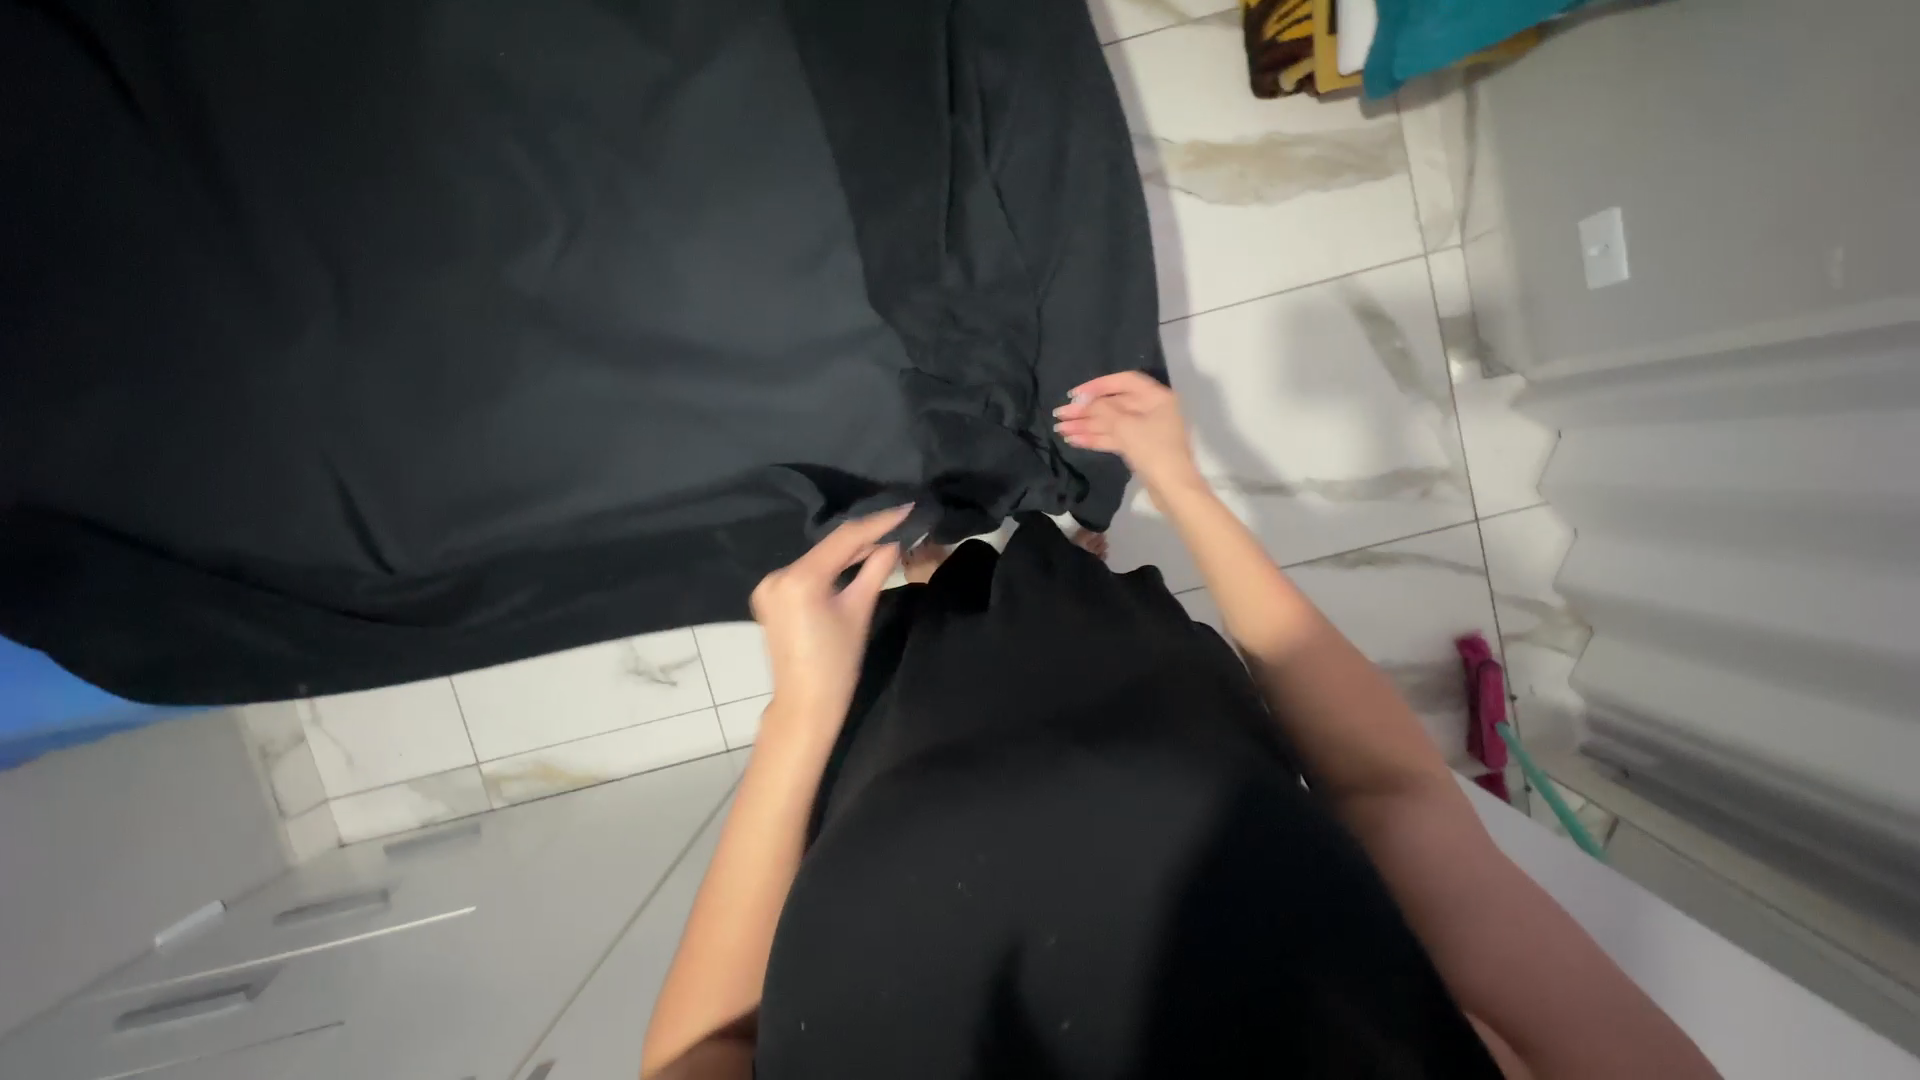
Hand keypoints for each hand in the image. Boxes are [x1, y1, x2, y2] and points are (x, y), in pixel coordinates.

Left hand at [751, 504, 910, 736]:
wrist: (805, 703)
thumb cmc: (837, 664)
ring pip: (818, 558)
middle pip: (828, 547)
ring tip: (884, 539)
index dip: (877, 523)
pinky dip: (830, 567)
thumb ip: (875, 570)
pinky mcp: (770, 597)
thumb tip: (893, 543)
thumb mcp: (859, 611)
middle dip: (864, 536)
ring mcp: (770, 586)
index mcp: (800, 579)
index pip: (844, 539)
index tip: (906, 509)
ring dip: (848, 551)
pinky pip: (806, 572)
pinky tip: (854, 560)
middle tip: (899, 523)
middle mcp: (778, 575)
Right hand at [1053, 371, 1201, 489]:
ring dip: (1086, 426)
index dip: (1097, 386)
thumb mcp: (1125, 426)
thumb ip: (1101, 409)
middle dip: (1085, 411)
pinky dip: (1095, 438)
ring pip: (1110, 423)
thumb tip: (1082, 401)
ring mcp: (1144, 429)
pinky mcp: (1138, 447)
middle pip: (1113, 404)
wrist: (1173, 488)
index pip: (1123, 382)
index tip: (1074, 395)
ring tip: (1061, 430)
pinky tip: (1074, 440)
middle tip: (1059, 416)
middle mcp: (1150, 409)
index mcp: (1154, 396)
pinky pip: (1114, 438)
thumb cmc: (1154, 450)